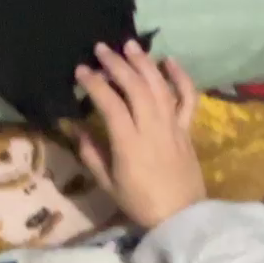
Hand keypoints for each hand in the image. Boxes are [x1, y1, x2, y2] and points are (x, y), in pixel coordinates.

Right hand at [73, 41, 206, 229]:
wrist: (181, 217)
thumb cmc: (139, 203)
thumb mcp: (108, 183)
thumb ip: (92, 154)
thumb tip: (76, 128)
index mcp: (129, 143)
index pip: (111, 104)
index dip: (95, 84)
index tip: (81, 71)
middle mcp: (152, 128)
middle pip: (135, 87)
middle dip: (117, 65)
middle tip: (100, 49)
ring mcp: (173, 126)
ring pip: (159, 86)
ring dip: (143, 63)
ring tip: (128, 45)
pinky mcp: (187, 129)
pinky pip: (187, 98)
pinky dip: (180, 77)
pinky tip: (169, 61)